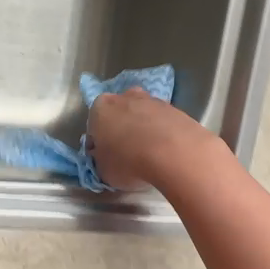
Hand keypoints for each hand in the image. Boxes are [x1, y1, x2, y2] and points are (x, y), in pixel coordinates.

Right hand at [88, 88, 228, 190]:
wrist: (174, 153)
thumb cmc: (128, 162)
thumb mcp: (103, 171)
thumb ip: (100, 160)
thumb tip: (105, 156)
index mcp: (100, 109)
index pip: (94, 127)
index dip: (98, 144)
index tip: (105, 158)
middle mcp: (124, 97)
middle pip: (119, 114)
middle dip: (120, 130)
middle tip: (125, 153)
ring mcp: (152, 100)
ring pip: (141, 115)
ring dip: (141, 129)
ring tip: (147, 154)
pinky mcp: (175, 108)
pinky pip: (161, 121)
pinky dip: (161, 132)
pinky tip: (164, 151)